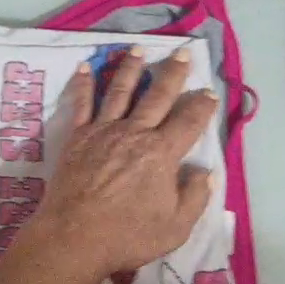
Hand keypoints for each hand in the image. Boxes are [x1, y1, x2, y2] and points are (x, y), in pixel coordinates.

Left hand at [25, 46, 218, 279]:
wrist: (75, 234)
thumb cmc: (128, 235)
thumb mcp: (175, 227)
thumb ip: (194, 196)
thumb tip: (205, 171)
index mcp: (161, 153)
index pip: (188, 122)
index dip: (201, 106)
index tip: (209, 92)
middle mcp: (134, 132)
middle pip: (158, 96)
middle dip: (172, 73)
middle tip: (182, 52)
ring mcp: (104, 129)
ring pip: (121, 90)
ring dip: (132, 68)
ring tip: (139, 48)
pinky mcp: (78, 134)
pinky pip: (82, 102)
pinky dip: (84, 83)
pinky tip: (85, 66)